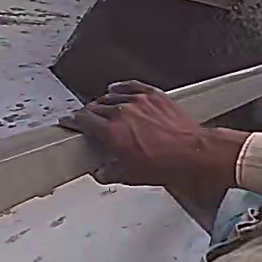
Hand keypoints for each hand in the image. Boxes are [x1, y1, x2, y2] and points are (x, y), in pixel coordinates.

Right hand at [59, 80, 246, 192]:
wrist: (194, 153)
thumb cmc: (167, 164)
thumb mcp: (131, 176)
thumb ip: (109, 172)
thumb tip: (101, 172)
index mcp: (112, 132)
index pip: (83, 120)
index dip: (72, 121)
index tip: (68, 122)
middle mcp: (122, 113)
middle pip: (95, 107)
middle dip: (87, 114)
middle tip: (85, 120)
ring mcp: (138, 101)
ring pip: (111, 96)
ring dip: (103, 103)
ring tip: (100, 108)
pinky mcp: (154, 96)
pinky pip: (130, 86)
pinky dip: (120, 88)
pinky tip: (116, 89)